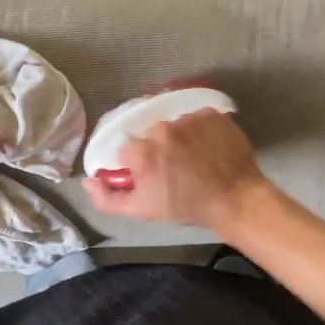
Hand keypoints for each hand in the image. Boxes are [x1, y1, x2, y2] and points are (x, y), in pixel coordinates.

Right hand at [81, 110, 272, 230]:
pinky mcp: (211, 113)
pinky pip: (197, 116)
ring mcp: (189, 118)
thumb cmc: (187, 207)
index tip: (151, 174)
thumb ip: (108, 198)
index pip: (128, 149)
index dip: (138, 163)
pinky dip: (200, 129)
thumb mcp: (142, 210)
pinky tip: (207, 145)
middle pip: (150, 132)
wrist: (236, 200)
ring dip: (179, 137)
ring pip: (174, 123)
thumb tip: (88, 180)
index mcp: (142, 151)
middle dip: (158, 148)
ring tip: (194, 156)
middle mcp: (162, 128)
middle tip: (175, 166)